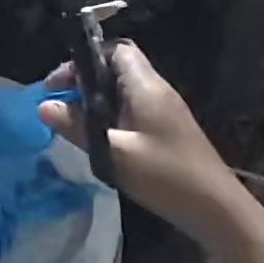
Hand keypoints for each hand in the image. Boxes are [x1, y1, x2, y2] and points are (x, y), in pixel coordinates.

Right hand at [39, 41, 259, 250]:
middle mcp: (156, 91)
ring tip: (71, 119)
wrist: (219, 212)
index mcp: (146, 87)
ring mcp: (163, 110)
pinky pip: (130, 107)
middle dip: (83, 79)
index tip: (58, 84)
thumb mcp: (114, 153)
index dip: (84, 59)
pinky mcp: (166, 129)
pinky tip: (97, 135)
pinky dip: (108, 113)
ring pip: (121, 89)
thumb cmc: (166, 177)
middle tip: (58, 102)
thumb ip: (77, 127)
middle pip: (116, 67)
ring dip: (94, 98)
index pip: (115, 50)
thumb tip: (43, 106)